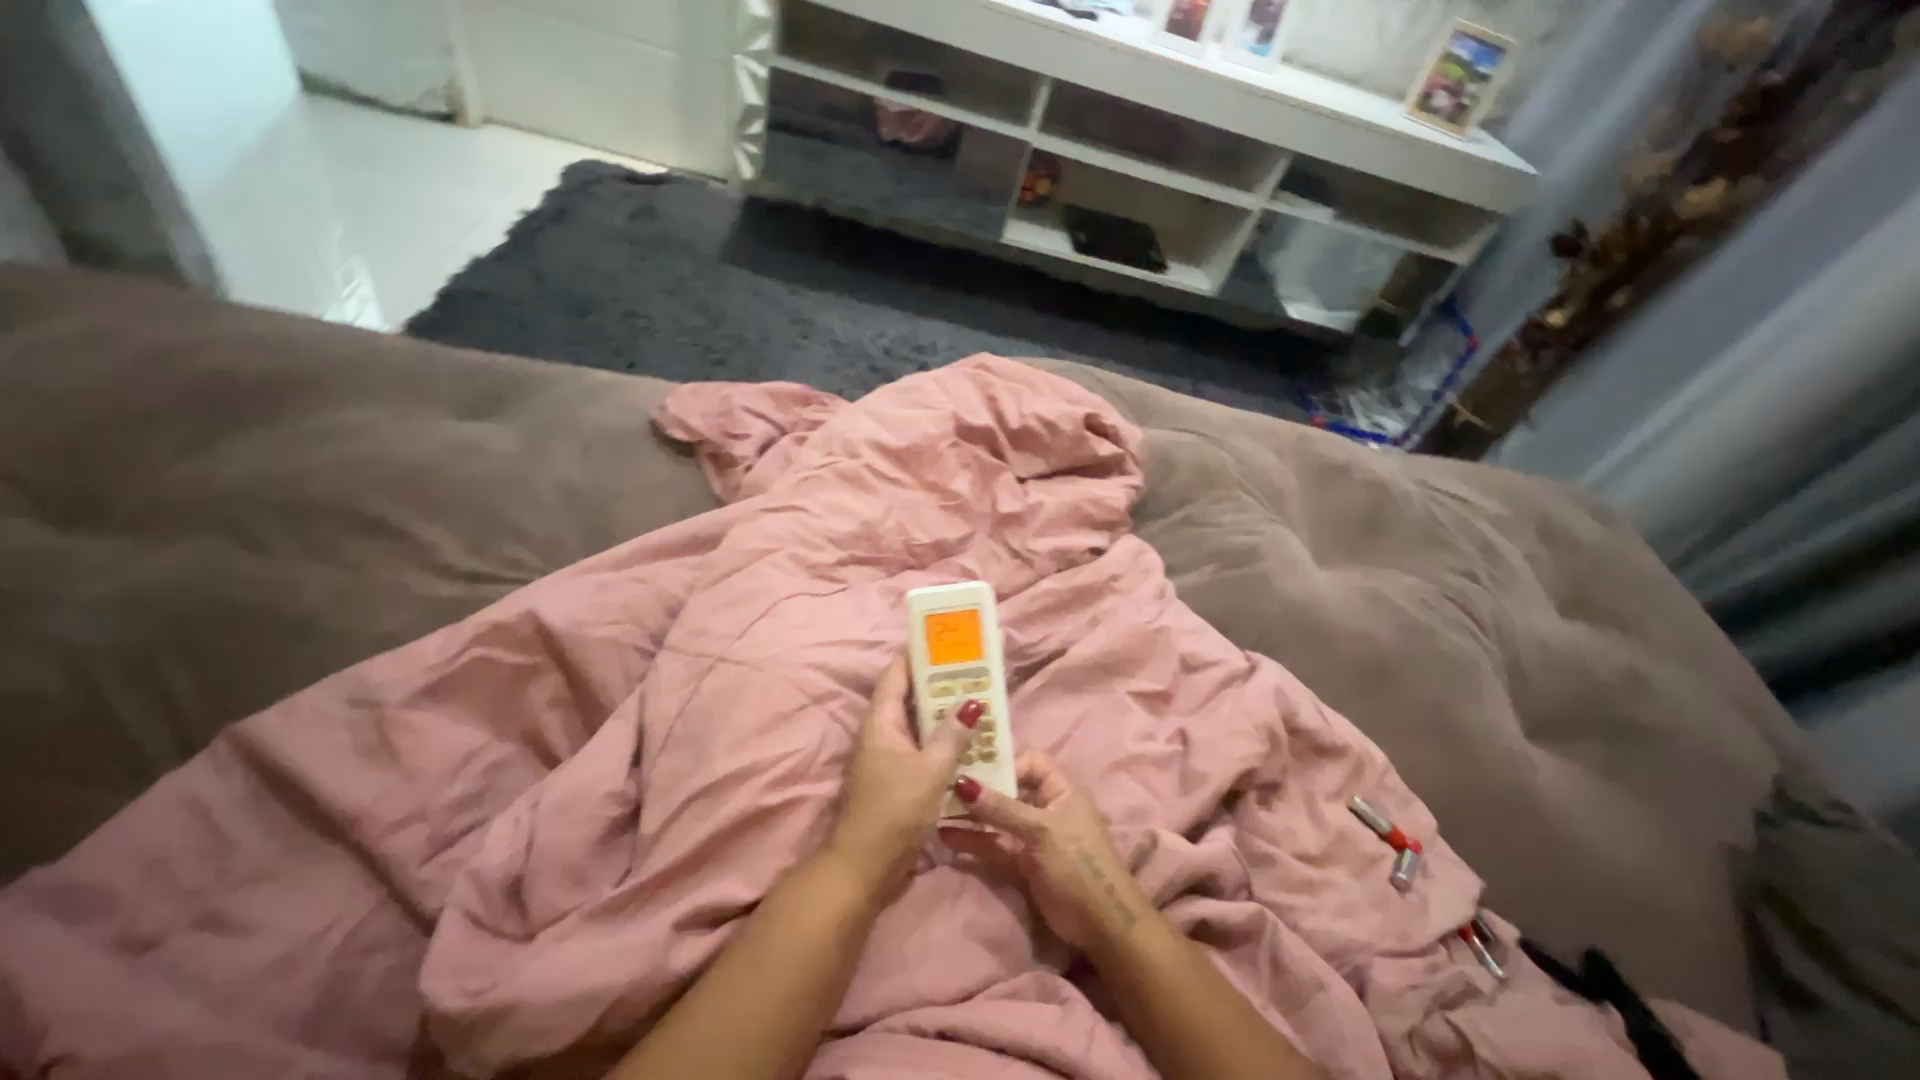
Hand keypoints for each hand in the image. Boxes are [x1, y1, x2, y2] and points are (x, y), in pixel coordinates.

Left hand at [823, 653, 977, 894]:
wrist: (865, 867)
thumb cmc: (895, 811)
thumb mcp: (930, 770)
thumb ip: (952, 735)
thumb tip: (971, 700)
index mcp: (880, 722)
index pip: (897, 674)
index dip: (919, 654)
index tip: (947, 640)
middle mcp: (881, 734)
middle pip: (910, 698)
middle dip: (940, 684)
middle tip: (976, 670)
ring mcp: (887, 757)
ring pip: (919, 725)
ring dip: (945, 715)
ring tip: (980, 701)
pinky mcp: (896, 779)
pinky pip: (922, 749)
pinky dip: (943, 742)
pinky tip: (970, 745)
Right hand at [941, 750, 1153, 951]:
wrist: (1101, 923)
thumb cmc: (1078, 863)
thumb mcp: (1041, 831)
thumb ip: (1001, 808)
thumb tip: (962, 782)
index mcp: (1061, 790)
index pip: (1029, 761)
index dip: (1004, 763)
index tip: (973, 770)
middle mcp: (1045, 807)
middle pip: (1008, 789)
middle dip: (978, 789)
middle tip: (942, 786)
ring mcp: (1032, 835)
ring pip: (997, 818)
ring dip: (970, 816)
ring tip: (935, 812)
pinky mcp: (1022, 861)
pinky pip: (994, 843)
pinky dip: (973, 841)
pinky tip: (946, 838)